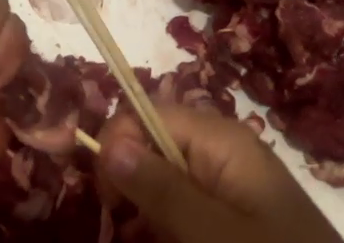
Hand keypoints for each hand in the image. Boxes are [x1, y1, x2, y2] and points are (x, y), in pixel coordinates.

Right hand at [99, 104, 342, 242]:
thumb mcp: (214, 234)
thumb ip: (162, 188)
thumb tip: (107, 142)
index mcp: (220, 138)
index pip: (147, 113)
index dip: (117, 144)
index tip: (106, 198)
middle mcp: (223, 150)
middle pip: (153, 143)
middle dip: (129, 180)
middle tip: (122, 227)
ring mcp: (231, 183)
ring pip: (165, 178)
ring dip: (145, 208)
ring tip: (139, 238)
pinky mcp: (236, 214)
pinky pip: (187, 203)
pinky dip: (168, 223)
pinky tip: (162, 238)